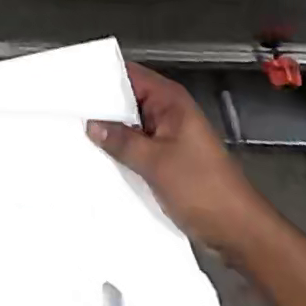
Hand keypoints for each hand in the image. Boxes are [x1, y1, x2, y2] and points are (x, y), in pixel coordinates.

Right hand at [87, 62, 277, 256]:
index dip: (103, 75)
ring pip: (132, 125)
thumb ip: (121, 140)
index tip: (73, 81)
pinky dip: (122, 150)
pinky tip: (99, 159)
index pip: (130, 74)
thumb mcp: (155, 163)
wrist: (238, 230)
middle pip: (129, 99)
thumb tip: (92, 124)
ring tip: (75, 133)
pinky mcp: (169, 158)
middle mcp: (169, 112)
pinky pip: (139, 146)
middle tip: (67, 109)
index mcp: (170, 100)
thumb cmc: (202, 188)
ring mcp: (170, 136)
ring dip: (111, 131)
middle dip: (102, 105)